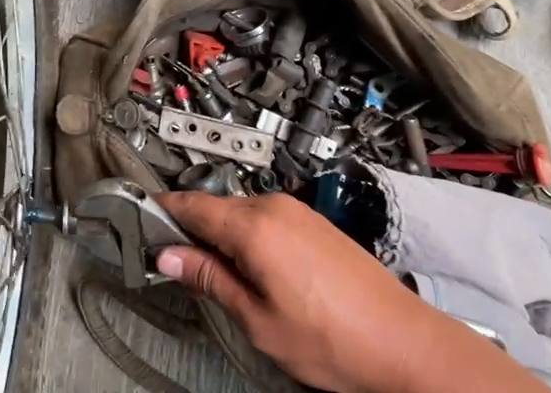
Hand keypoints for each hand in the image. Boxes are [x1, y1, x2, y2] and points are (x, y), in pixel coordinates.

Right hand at [154, 191, 546, 392]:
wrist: (408, 346)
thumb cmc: (338, 340)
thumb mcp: (259, 320)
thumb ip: (210, 280)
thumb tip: (170, 257)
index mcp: (254, 226)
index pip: (189, 205)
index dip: (161, 214)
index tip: (142, 226)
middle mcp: (274, 207)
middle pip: (213, 207)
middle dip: (191, 231)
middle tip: (176, 265)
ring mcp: (298, 212)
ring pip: (239, 213)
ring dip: (220, 236)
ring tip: (218, 277)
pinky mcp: (315, 223)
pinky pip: (265, 218)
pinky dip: (248, 237)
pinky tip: (254, 273)